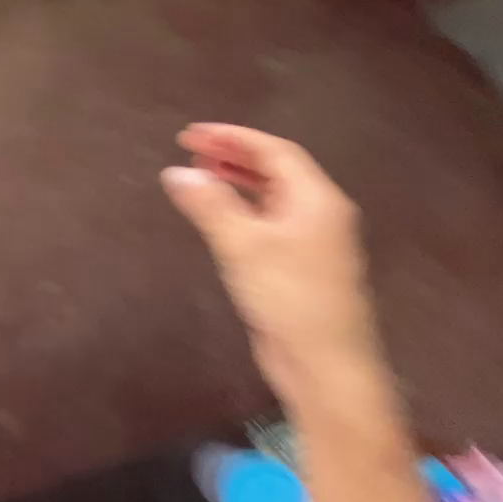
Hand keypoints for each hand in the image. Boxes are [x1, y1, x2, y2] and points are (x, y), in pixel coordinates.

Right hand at [161, 124, 378, 402]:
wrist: (326, 367)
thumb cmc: (289, 297)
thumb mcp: (242, 245)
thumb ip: (208, 204)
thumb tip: (175, 171)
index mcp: (316, 200)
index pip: (274, 151)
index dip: (232, 136)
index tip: (190, 134)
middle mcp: (319, 214)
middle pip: (275, 169)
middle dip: (232, 153)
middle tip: (189, 147)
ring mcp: (311, 242)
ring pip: (271, 194)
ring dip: (236, 178)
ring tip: (199, 172)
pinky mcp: (298, 266)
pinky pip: (267, 219)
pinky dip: (240, 205)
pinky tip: (217, 213)